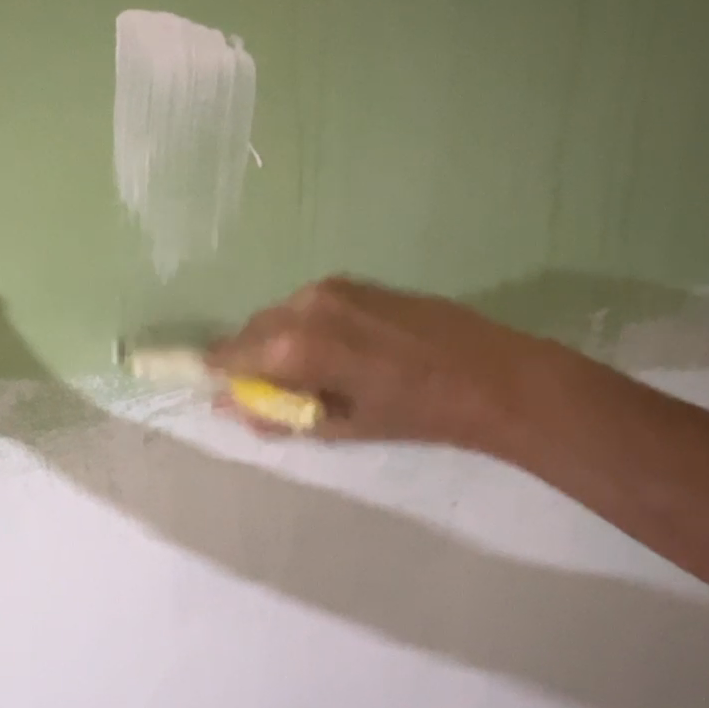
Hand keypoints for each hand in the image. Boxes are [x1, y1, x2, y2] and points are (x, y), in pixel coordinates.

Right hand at [208, 277, 544, 450]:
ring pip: (278, 316)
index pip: (228, 354)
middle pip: (251, 331)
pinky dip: (302, 327)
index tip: (222, 392)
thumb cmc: (414, 412)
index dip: (218, 374)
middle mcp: (304, 305)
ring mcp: (330, 288)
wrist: (490, 374)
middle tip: (269, 391)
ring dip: (277, 342)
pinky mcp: (352, 281)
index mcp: (297, 345)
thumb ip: (278, 414)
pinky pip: (305, 305)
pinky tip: (332, 351)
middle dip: (249, 359)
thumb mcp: (340, 426)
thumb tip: (230, 408)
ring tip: (307, 374)